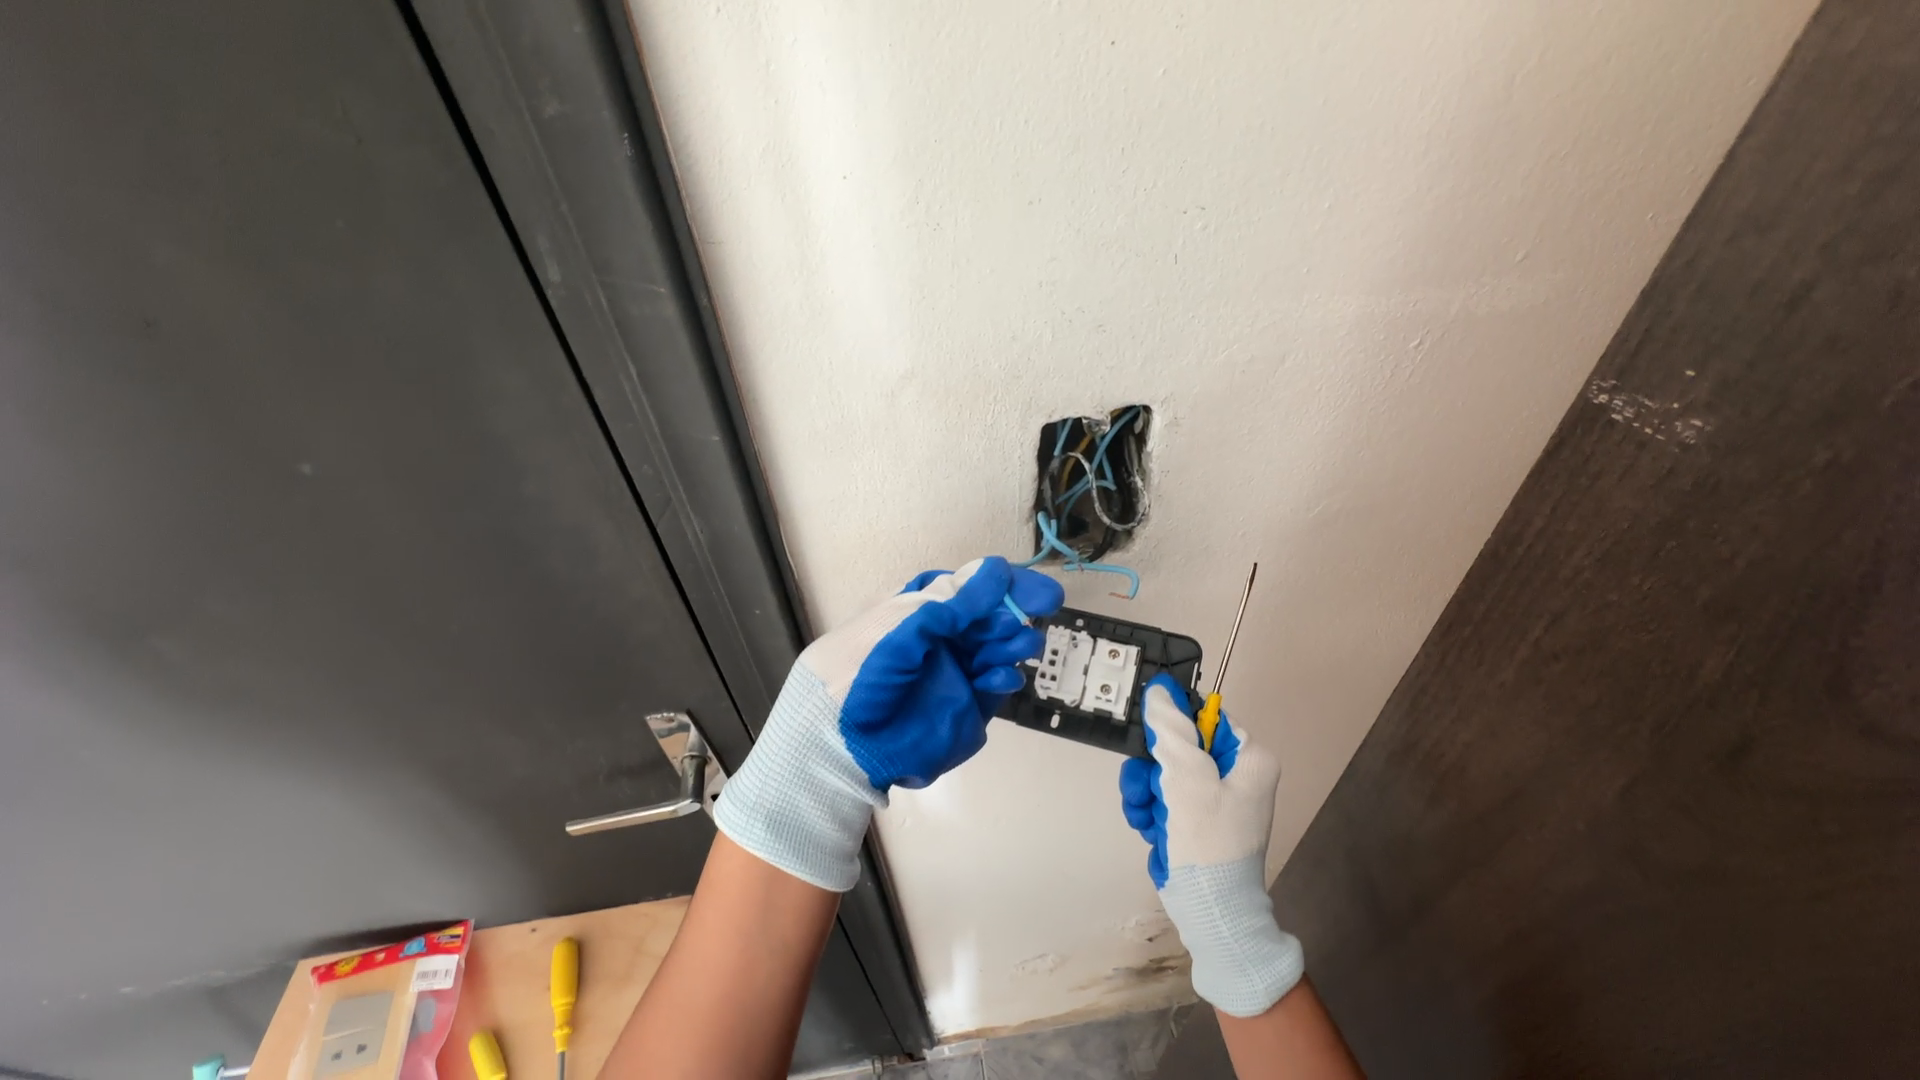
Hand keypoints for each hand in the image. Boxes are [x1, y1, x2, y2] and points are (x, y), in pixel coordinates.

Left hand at [716, 556, 1064, 890]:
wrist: (837, 743)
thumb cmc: (862, 671)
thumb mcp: (904, 625)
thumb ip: (952, 600)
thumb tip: (998, 570)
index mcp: (920, 611)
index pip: (972, 589)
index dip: (1009, 586)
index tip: (1046, 593)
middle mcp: (941, 639)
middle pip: (991, 620)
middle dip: (1013, 617)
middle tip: (1030, 621)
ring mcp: (954, 675)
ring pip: (997, 652)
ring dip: (1013, 645)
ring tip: (1021, 646)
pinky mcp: (964, 710)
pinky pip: (993, 689)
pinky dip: (1003, 680)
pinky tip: (1002, 678)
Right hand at [1119, 676, 1303, 1016]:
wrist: (1212, 912)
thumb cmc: (1208, 841)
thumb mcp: (1186, 777)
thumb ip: (1170, 730)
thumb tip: (1159, 688)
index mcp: (1248, 758)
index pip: (1201, 719)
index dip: (1169, 729)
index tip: (1148, 745)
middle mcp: (1235, 773)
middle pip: (1177, 747)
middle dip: (1151, 771)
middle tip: (1145, 790)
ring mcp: (1215, 799)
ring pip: (1162, 773)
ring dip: (1145, 794)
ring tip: (1146, 818)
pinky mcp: (1196, 820)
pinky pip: (1163, 798)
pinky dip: (1150, 812)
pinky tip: (1151, 830)